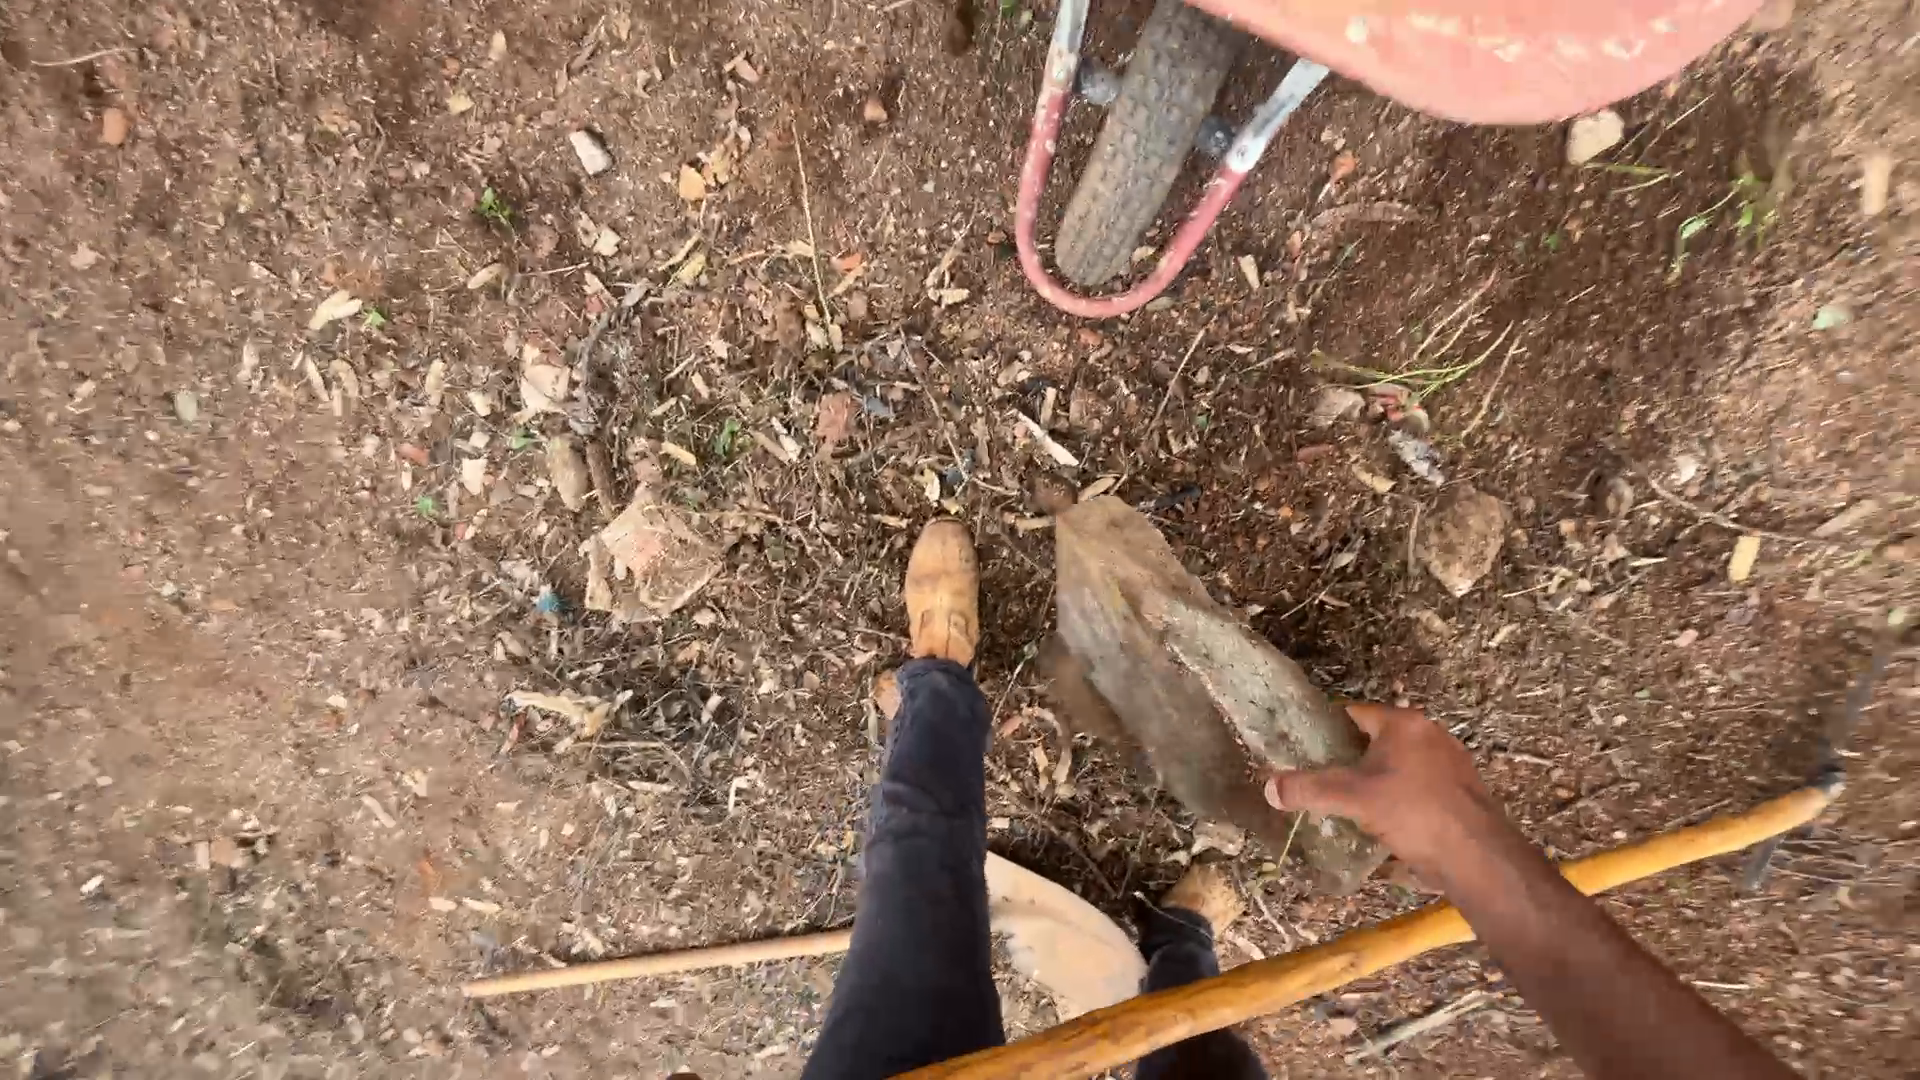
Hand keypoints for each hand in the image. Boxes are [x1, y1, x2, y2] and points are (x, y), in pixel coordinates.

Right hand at [1265, 704, 1521, 888]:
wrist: (1481, 860)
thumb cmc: (1413, 813)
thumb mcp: (1351, 798)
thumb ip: (1307, 789)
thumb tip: (1268, 788)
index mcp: (1404, 724)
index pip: (1353, 713)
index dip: (1326, 729)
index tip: (1306, 749)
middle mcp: (1431, 734)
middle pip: (1376, 738)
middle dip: (1351, 757)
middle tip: (1326, 778)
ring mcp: (1452, 763)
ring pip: (1399, 763)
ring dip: (1377, 778)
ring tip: (1352, 801)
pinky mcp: (1464, 791)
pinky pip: (1419, 785)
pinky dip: (1400, 796)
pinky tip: (1387, 820)